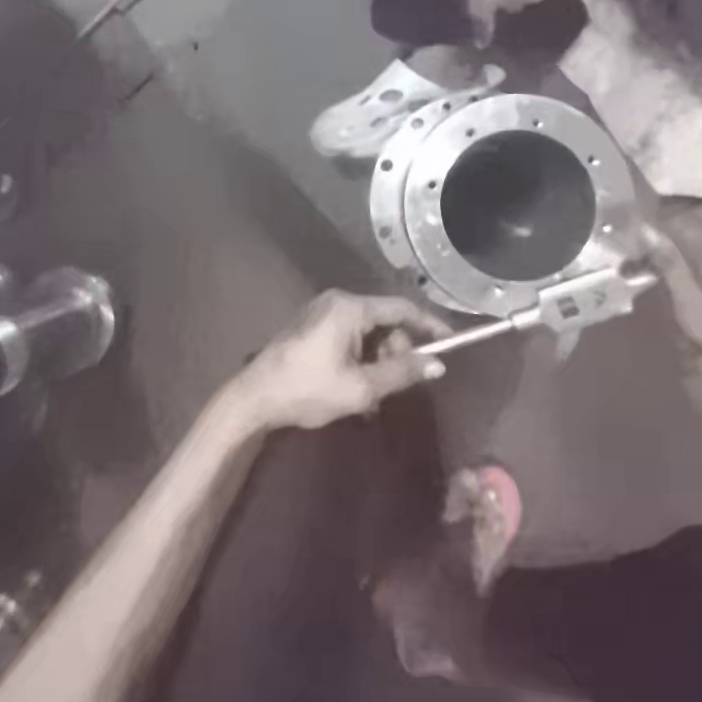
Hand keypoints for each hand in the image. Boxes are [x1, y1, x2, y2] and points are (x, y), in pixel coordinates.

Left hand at [220, 291, 452, 430]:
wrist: (252, 400)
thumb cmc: (307, 390)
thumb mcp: (361, 388)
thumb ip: (402, 373)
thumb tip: (438, 365)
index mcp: (350, 308)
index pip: (402, 308)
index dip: (429, 325)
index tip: (449, 343)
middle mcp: (338, 301)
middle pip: (385, 320)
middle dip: (397, 351)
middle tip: (397, 383)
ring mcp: (322, 311)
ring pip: (368, 331)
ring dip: (378, 359)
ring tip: (374, 393)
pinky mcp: (312, 325)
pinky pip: (350, 334)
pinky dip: (361, 357)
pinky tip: (357, 384)